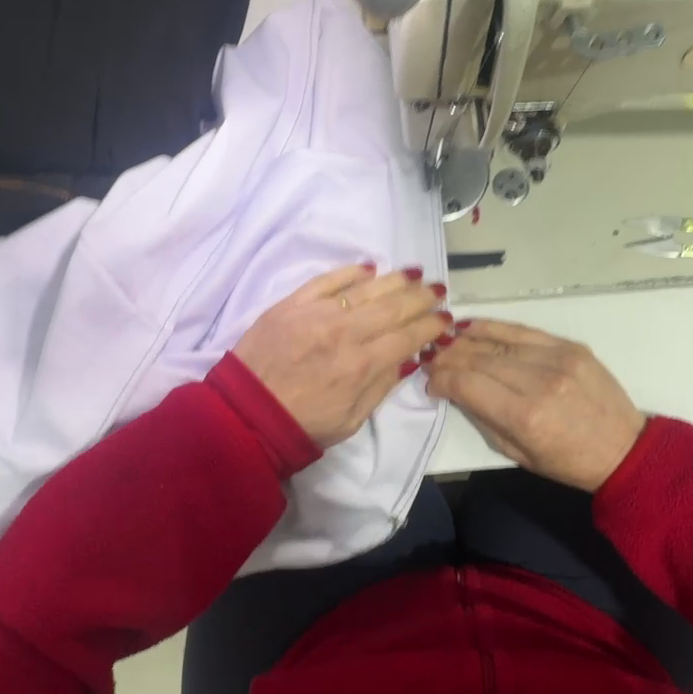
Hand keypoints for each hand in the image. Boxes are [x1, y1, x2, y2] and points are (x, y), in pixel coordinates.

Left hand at [234, 264, 450, 447]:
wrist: (246, 415)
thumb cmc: (304, 425)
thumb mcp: (352, 419)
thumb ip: (382, 386)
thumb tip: (408, 357)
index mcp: (362, 365)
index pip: (408, 336)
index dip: (432, 326)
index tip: (446, 319)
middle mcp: (345, 333)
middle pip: (393, 307)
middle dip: (421, 297)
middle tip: (438, 289)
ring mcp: (317, 314)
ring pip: (366, 289)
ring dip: (395, 280)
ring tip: (414, 274)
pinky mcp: (291, 304)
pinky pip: (327, 280)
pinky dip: (350, 272)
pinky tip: (369, 268)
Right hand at [424, 321, 645, 491]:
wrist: (623, 449)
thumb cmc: (566, 462)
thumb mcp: (516, 454)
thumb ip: (483, 419)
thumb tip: (454, 390)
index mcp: (525, 417)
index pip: (467, 384)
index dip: (441, 379)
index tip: (429, 380)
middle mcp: (540, 382)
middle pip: (479, 359)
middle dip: (448, 358)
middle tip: (430, 358)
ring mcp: (558, 359)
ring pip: (498, 341)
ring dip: (465, 340)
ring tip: (445, 341)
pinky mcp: (571, 346)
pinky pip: (523, 330)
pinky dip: (494, 327)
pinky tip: (472, 327)